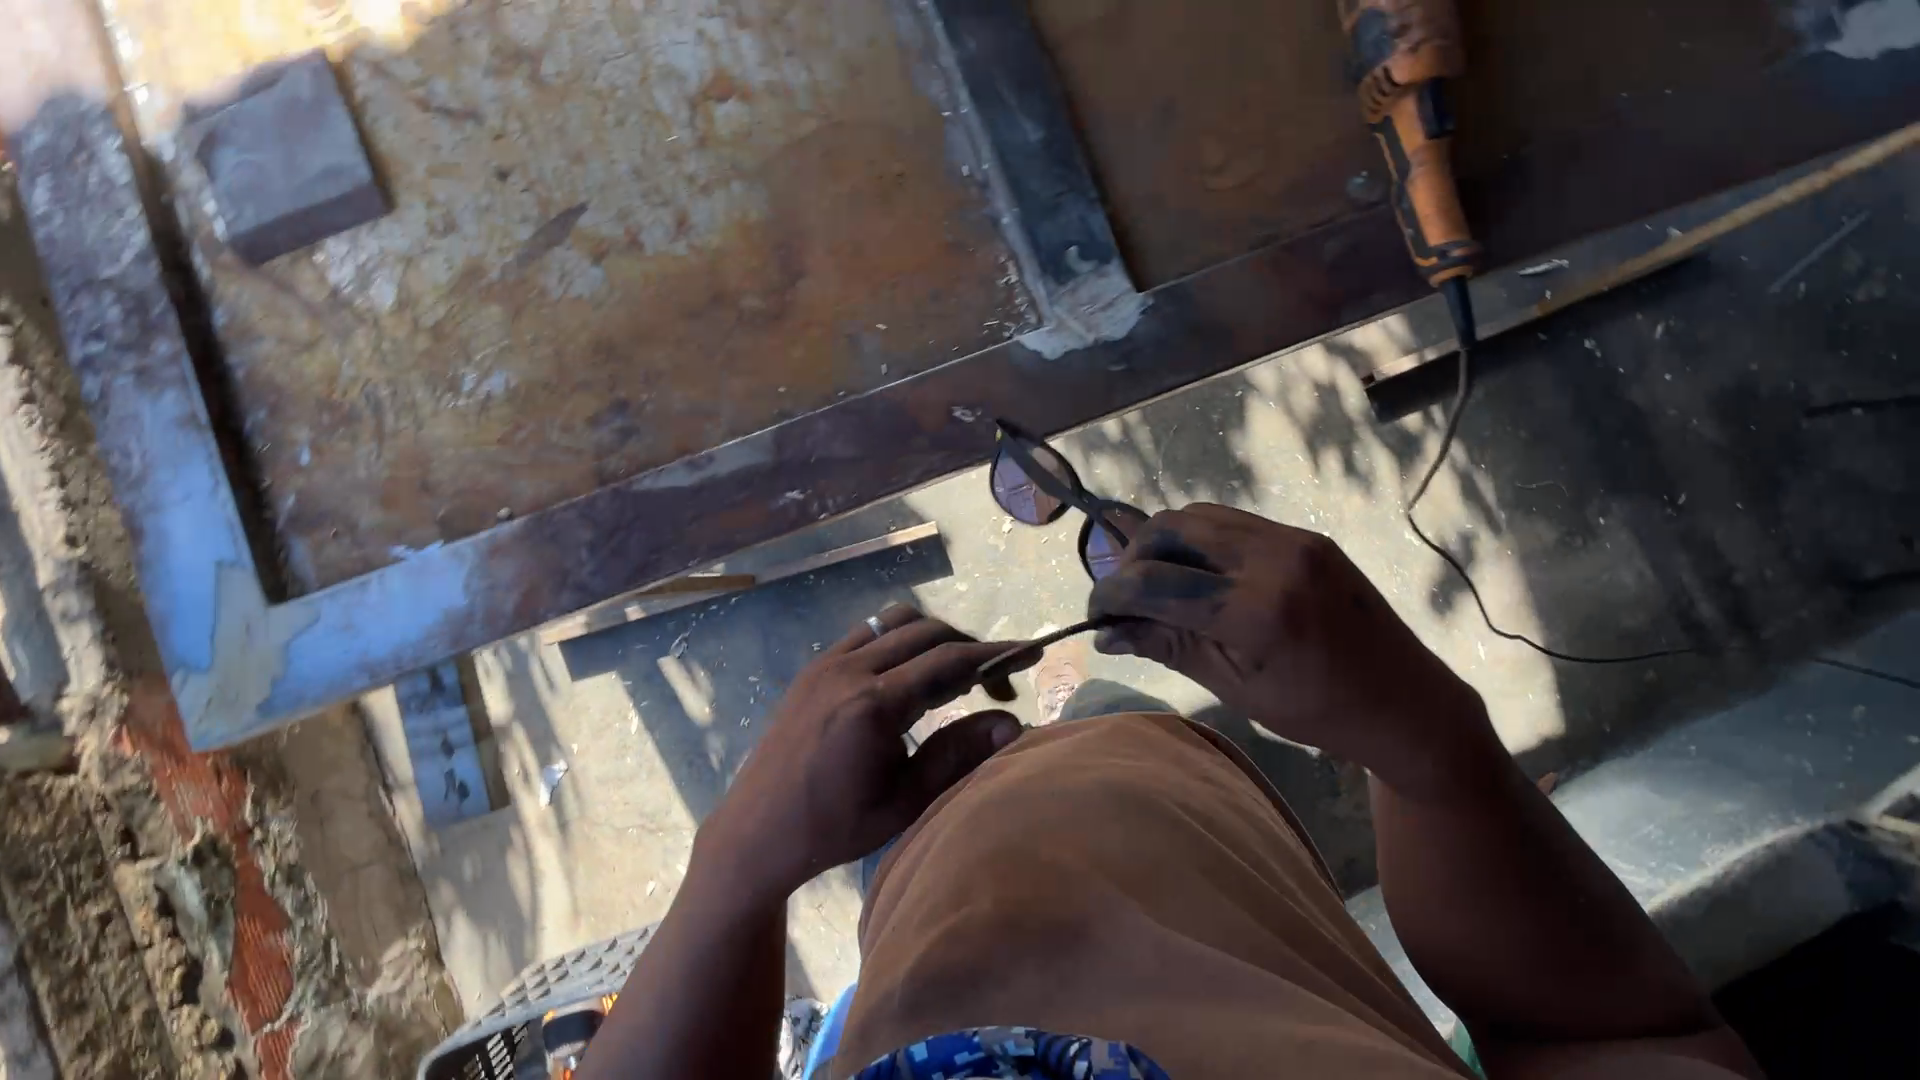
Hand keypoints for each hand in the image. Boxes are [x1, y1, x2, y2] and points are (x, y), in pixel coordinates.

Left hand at [698, 605, 1031, 901]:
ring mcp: (827, 663)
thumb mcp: (904, 801)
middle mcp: (849, 669)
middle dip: (970, 649)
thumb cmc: (833, 827)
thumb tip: (1013, 722)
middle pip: (928, 632)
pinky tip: (909, 676)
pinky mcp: (813, 668)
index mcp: (873, 705)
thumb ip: (958, 755)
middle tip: (996, 685)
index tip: (1033, 652)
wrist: (756, 832)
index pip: (949, 661)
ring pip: (896, 622)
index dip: (997, 654)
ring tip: (953, 676)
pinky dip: (900, 641)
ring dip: (934, 638)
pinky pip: (867, 632)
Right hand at [1089, 504, 1500, 798]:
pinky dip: (1198, 540)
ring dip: (1163, 544)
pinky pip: (1231, 522)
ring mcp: (1293, 539)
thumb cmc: (1317, 711)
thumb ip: (1168, 646)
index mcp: (1258, 610)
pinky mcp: (1303, 535)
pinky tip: (1195, 574)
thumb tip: (1106, 631)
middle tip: (1123, 597)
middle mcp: (1274, 558)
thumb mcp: (1235, 687)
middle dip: (1131, 559)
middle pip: (1170, 529)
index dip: (1111, 594)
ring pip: (1197, 515)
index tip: (1096, 615)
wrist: (1405, 700)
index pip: (1155, 582)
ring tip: (1155, 584)